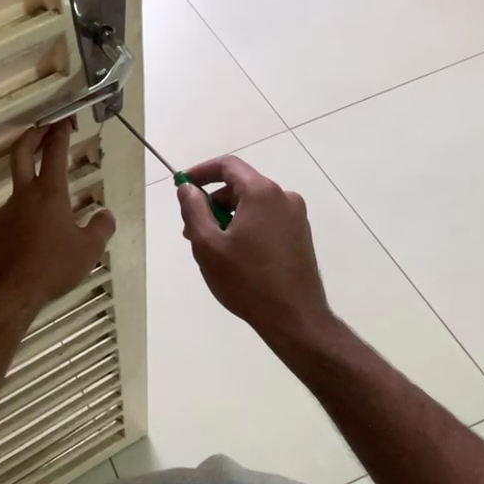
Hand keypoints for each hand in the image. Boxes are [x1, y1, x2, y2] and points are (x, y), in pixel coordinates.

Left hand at [0, 122, 116, 315]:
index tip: (65, 121)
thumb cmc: (52, 267)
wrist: (8, 292)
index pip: (55, 152)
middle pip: (22, 151)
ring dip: (33, 181)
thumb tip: (106, 215)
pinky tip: (37, 234)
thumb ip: (101, 228)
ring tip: (53, 199)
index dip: (61, 132)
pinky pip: (14, 214)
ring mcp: (6, 211)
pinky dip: (26, 212)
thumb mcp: (89, 250)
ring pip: (19, 187)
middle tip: (44, 127)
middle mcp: (24, 195)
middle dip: (33, 134)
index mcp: (50, 193)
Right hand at [178, 157, 330, 342]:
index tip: (182, 186)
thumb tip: (187, 188)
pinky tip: (235, 255)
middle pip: (240, 185)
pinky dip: (246, 227)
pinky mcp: (300, 235)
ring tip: (212, 247)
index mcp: (262, 193)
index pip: (228, 165)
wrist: (294, 318)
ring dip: (228, 217)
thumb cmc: (246, 280)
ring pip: (253, 204)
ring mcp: (295, 217)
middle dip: (212, 202)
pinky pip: (266, 219)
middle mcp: (283, 197)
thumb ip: (194, 210)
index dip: (201, 172)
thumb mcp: (208, 245)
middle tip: (192, 229)